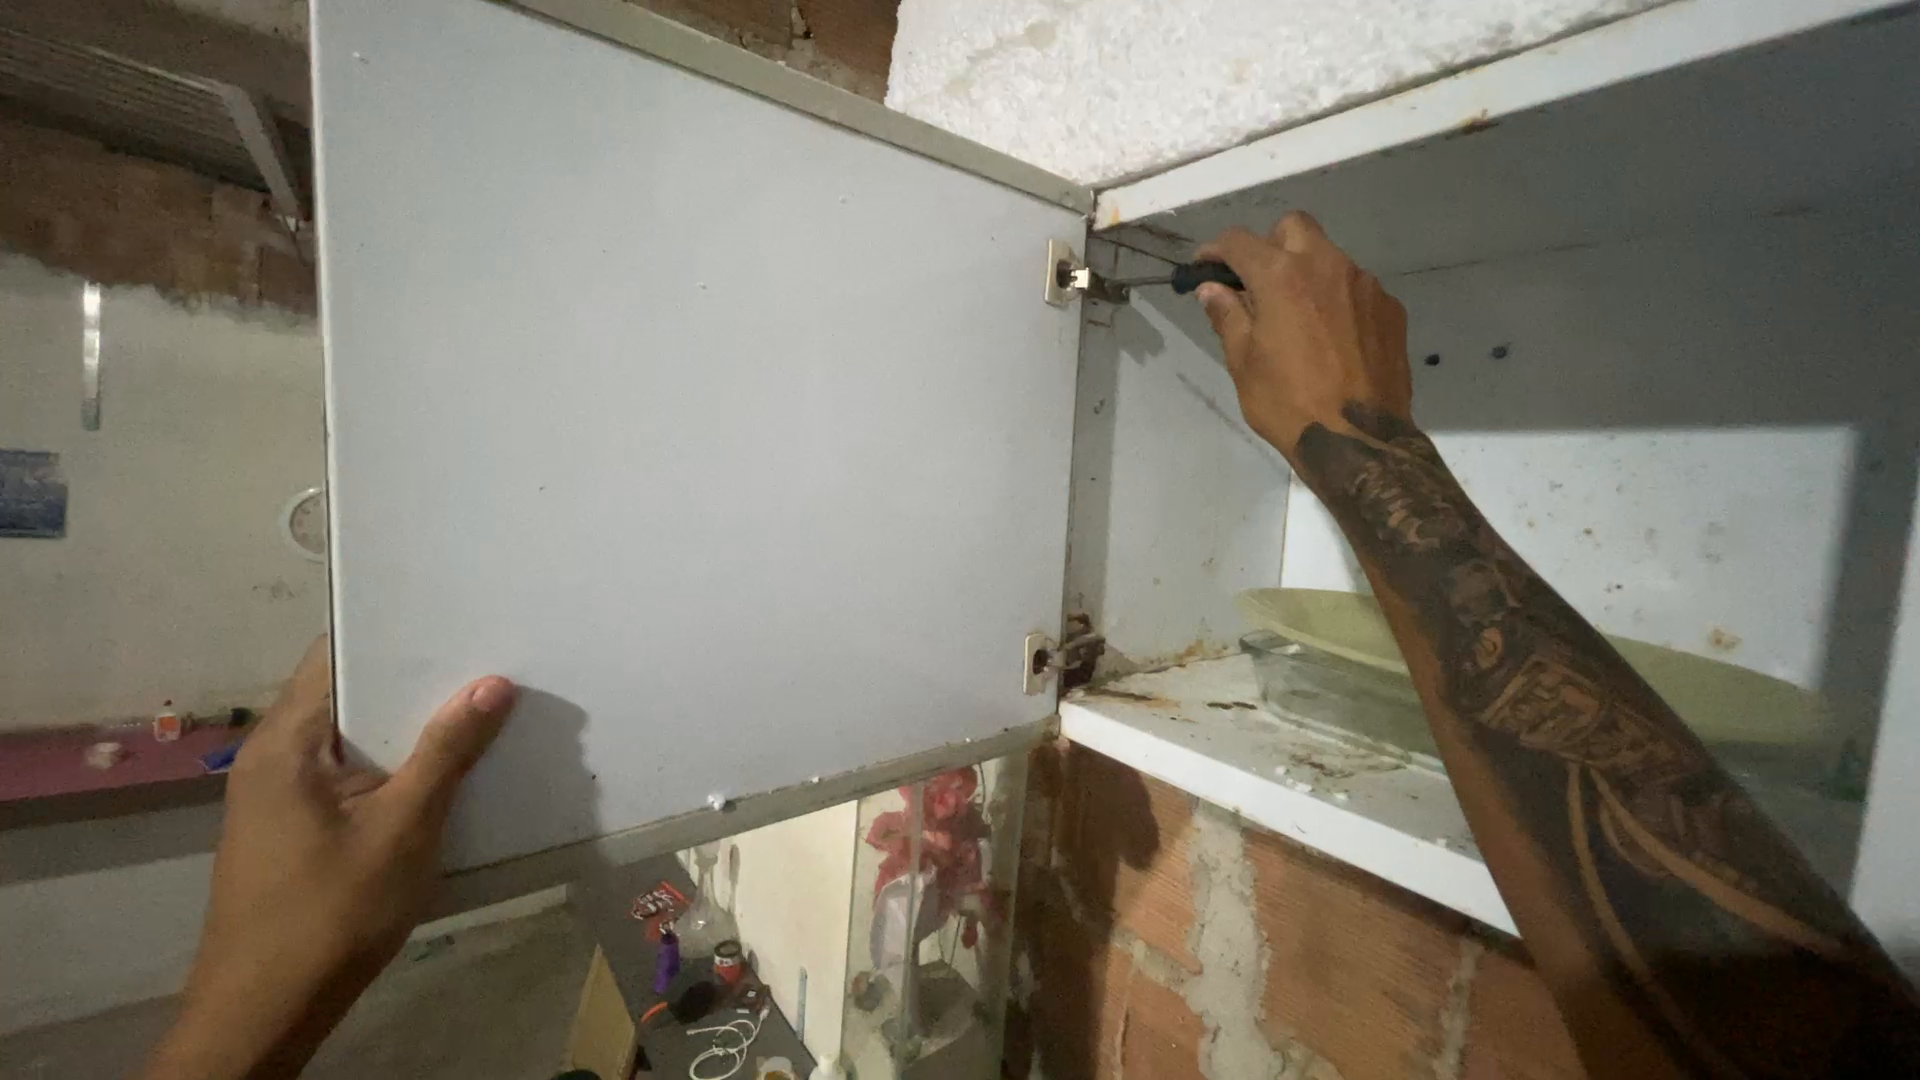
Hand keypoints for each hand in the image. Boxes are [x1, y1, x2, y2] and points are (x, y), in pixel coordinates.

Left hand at [144, 637, 515, 1079]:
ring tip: (485, 696)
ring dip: (418, 717)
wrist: (270, 1010)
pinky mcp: (306, 820)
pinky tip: (455, 756)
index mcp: (285, 745)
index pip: (336, 657)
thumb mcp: (404, 824)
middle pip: (352, 690)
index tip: (458, 616)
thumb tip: (495, 683)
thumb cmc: (332, 911)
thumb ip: (449, 749)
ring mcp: (289, 792)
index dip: (394, 631)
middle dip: (420, 674)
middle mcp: (278, 757)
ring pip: (362, 730)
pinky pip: (362, 765)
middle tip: (490, 654)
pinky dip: (406, 753)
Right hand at [1195, 212, 1412, 459]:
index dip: (1215, 250)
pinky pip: (1354, 287)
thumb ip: (1228, 316)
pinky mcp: (1388, 308)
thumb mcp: (1243, 362)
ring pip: (1328, 256)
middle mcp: (1326, 266)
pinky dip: (1333, 299)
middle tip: (1255, 284)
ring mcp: (1364, 284)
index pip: (1240, 241)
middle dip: (1268, 244)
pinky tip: (1328, 338)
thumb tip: (1212, 289)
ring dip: (1304, 272)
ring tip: (1294, 317)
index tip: (1204, 267)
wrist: (1356, 437)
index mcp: (1282, 277)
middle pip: (1293, 227)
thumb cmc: (1286, 402)